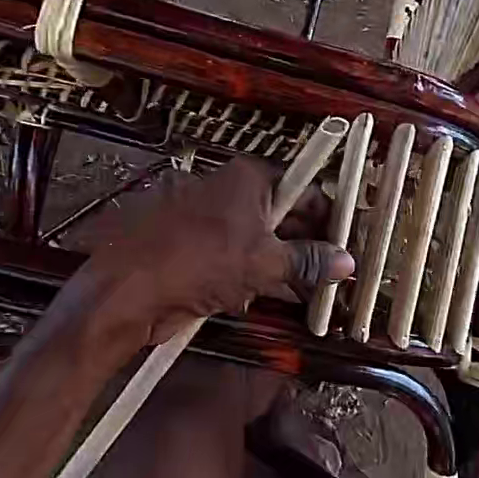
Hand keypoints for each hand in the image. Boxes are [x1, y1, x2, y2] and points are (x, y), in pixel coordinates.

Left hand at [74, 157, 353, 348]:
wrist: (129, 289)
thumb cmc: (198, 260)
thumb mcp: (262, 262)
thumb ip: (306, 260)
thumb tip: (344, 261)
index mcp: (246, 179)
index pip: (301, 188)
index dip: (327, 214)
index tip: (348, 240)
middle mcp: (227, 193)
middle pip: (280, 216)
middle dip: (306, 246)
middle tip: (335, 274)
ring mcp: (208, 222)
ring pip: (258, 243)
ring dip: (282, 267)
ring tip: (312, 293)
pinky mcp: (194, 251)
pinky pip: (234, 261)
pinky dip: (253, 278)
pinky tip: (270, 299)